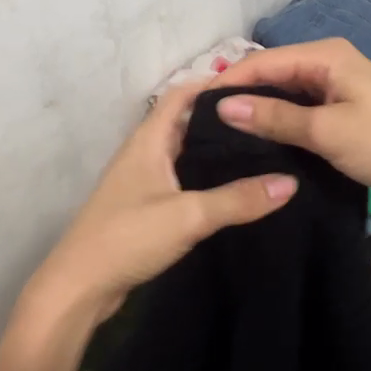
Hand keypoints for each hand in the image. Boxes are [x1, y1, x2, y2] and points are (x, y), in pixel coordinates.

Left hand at [22, 84, 299, 324]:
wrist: (80, 286)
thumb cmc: (128, 237)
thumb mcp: (189, 216)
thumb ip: (239, 199)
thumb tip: (290, 182)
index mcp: (148, 140)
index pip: (181, 94)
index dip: (213, 85)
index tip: (255, 88)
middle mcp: (144, 152)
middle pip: (185, 122)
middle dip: (222, 120)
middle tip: (268, 123)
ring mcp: (142, 180)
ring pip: (184, 153)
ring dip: (214, 151)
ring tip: (261, 152)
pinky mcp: (144, 206)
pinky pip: (181, 179)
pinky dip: (205, 178)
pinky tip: (233, 191)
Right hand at [204, 38, 370, 211]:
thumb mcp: (325, 131)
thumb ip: (273, 117)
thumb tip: (222, 106)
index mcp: (326, 56)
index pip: (264, 61)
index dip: (229, 81)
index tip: (193, 105)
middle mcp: (330, 63)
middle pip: (274, 74)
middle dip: (242, 95)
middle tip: (203, 123)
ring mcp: (339, 88)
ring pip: (287, 95)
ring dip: (261, 111)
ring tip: (223, 134)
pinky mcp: (345, 113)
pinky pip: (302, 111)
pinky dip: (282, 123)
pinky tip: (260, 142)